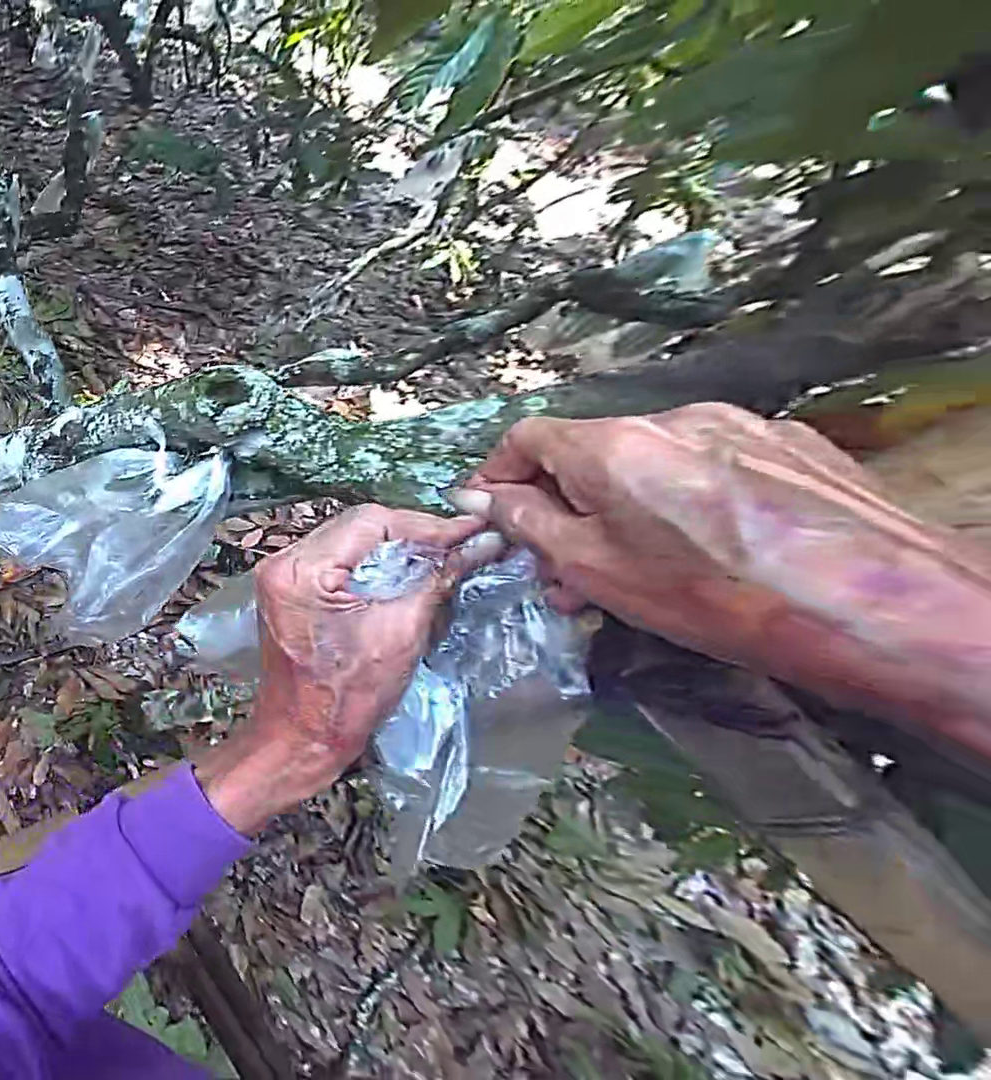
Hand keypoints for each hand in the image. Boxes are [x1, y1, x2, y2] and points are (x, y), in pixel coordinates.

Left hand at [196, 505, 501, 833]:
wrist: (301, 733)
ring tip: (440, 556)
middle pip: (355, 526)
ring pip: (345, 540)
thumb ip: (436, 579)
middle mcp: (281, 563)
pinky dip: (370, 562)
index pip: (369, 522)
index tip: (470, 532)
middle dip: (411, 534)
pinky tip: (403, 572)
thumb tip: (478, 544)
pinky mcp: (285, 589)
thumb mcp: (400, 633)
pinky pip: (333, 560)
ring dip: (393, 547)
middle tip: (461, 543)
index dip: (425, 525)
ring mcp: (279, 575)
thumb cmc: (346, 696)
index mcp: (300, 571)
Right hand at [452, 403, 990, 753]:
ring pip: (643, 462)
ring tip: (625, 563)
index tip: (495, 515)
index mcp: (610, 445)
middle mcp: (670, 420)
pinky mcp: (792, 446)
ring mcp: (738, 427)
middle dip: (559, 504)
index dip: (497, 474)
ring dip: (615, 505)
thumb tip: (482, 496)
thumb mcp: (588, 565)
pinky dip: (675, 497)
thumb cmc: (708, 592)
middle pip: (584, 452)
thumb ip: (525, 521)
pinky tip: (699, 544)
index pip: (523, 437)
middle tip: (559, 561)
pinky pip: (702, 464)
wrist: (887, 612)